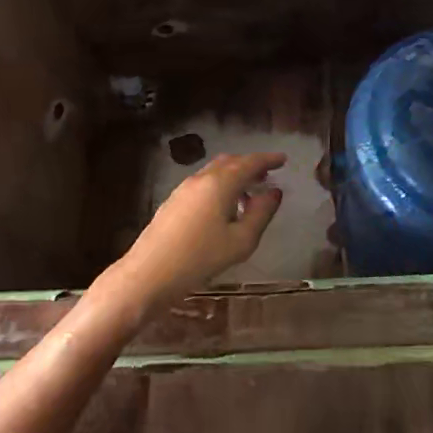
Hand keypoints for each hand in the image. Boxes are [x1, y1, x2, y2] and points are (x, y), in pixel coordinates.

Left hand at [95, 152, 285, 313]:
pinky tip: (225, 208)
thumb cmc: (200, 258)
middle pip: (230, 162)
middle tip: (268, 174)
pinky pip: (203, 183)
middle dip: (251, 165)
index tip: (283, 160)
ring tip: (250, 193)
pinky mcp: (173, 202)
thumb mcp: (241, 241)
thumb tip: (274, 193)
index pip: (249, 162)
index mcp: (220, 183)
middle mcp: (201, 179)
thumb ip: (261, 213)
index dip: (268, 159)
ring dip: (234, 176)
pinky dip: (220, 185)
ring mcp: (183, 190)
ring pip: (214, 172)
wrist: (149, 274)